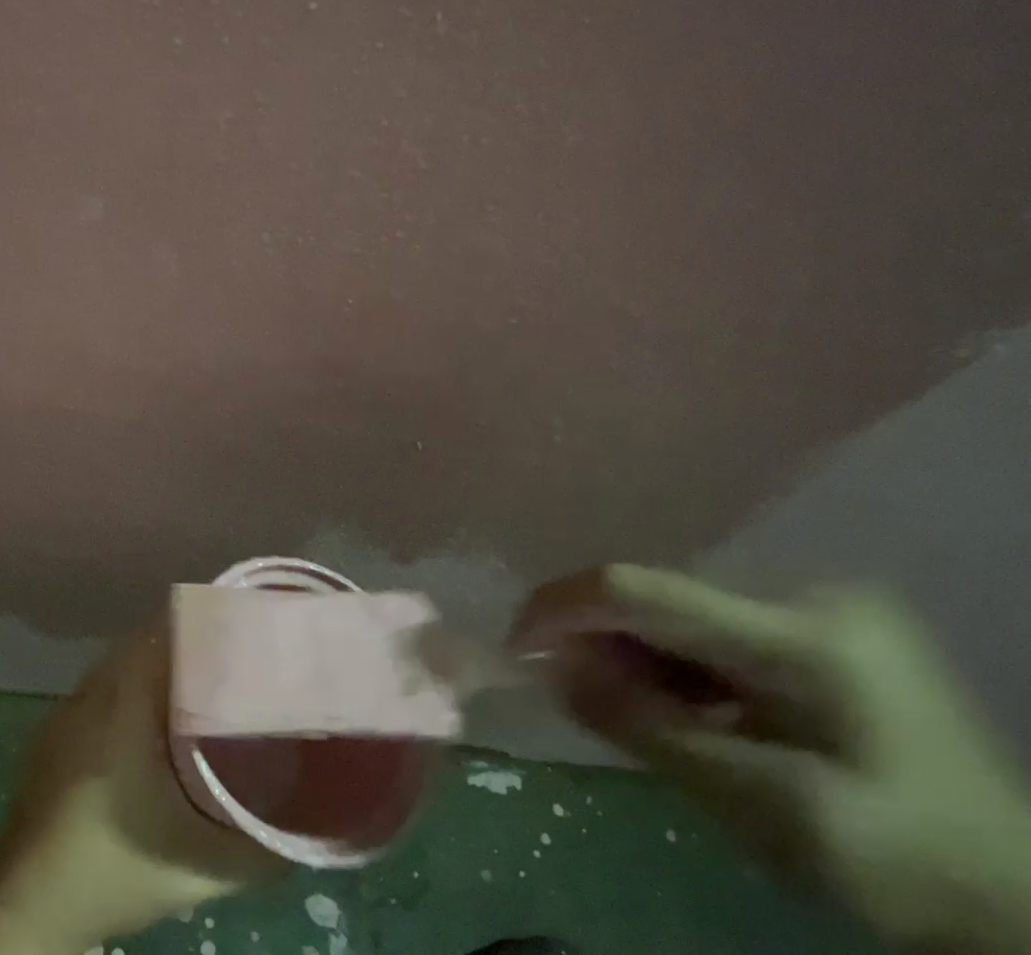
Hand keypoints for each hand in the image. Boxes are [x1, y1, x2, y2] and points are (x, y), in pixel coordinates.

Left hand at [0, 624, 284, 953]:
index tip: (248, 624)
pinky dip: (130, 692)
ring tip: (208, 685)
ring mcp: (63, 715)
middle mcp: (87, 695)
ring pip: (118, 668)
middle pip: (142, 644)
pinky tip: (156, 725)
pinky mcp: (50, 737)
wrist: (26, 905)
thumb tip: (315, 832)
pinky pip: (99, 692)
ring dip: (158, 668)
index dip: (206, 621)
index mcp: (120, 705)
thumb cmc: (112, 871)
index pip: (162, 631)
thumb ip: (262, 849)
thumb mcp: (200, 868)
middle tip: (241, 658)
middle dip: (191, 645)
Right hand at [515, 565, 1030, 954]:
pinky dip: (674, 675)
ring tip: (635, 724)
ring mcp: (820, 613)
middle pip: (659, 602)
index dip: (560, 609)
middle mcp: (810, 598)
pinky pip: (710, 640)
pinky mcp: (820, 637)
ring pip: (678, 621)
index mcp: (804, 630)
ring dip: (636, 665)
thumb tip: (547, 668)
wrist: (1019, 903)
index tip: (510, 648)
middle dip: (599, 645)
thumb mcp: (759, 801)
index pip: (642, 588)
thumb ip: (645, 727)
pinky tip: (681, 718)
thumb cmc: (897, 856)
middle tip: (570, 702)